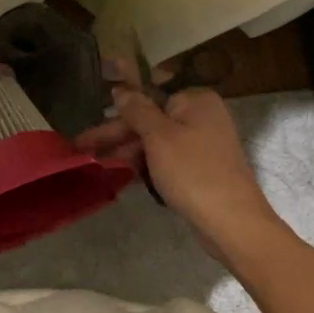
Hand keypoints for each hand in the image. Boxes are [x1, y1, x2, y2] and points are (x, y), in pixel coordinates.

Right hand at [75, 79, 278, 252]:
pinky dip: (144, 162)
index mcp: (195, 100)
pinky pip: (165, 157)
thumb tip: (120, 90)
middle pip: (149, 118)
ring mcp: (201, 143)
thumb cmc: (193, 172)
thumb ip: (137, 110)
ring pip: (154, 140)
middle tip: (82, 145)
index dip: (119, 105)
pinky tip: (120, 171)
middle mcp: (201, 116)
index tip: (94, 111)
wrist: (231, 222)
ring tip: (94, 161)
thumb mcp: (158, 137)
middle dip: (117, 133)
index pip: (149, 93)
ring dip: (126, 149)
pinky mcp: (199, 167)